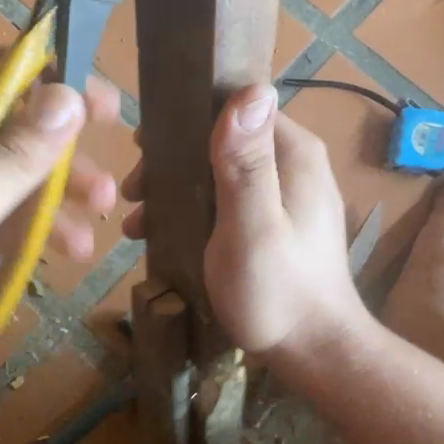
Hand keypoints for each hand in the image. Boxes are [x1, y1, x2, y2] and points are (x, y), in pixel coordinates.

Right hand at [120, 83, 368, 357]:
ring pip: (216, 174)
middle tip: (131, 195)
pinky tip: (160, 238)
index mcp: (293, 154)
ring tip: (136, 225)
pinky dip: (189, 213)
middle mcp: (293, 165)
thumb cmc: (277, 290)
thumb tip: (248, 90)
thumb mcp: (251, 225)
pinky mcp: (274, 225)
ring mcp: (285, 196)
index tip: (141, 149)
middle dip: (170, 163)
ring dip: (172, 191)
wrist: (313, 353)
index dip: (184, 120)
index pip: (234, 107)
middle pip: (220, 141)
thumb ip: (245, 163)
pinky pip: (222, 202)